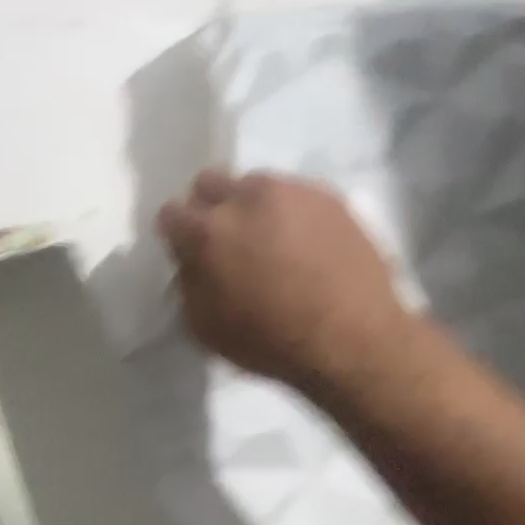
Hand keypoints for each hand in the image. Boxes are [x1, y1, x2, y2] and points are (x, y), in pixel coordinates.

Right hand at [158, 170, 411, 388]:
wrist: (353, 340)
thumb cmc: (269, 341)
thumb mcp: (204, 325)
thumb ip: (189, 282)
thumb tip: (192, 261)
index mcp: (207, 233)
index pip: (170, 213)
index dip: (176, 234)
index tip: (187, 252)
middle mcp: (246, 199)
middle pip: (209, 182)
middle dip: (209, 208)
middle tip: (224, 241)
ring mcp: (292, 192)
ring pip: (255, 184)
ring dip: (251, 207)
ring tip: (269, 241)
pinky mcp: (330, 197)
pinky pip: (295, 194)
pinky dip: (290, 214)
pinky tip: (303, 245)